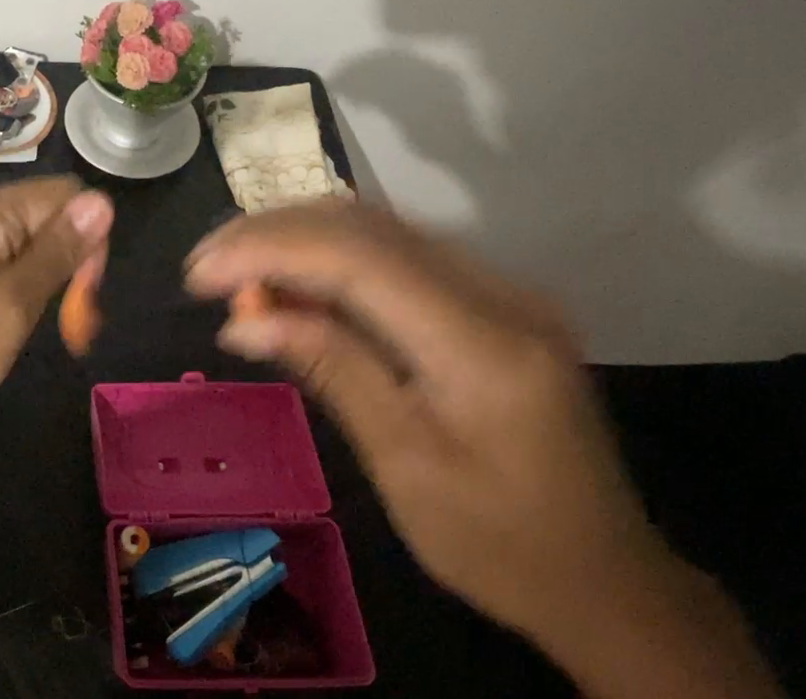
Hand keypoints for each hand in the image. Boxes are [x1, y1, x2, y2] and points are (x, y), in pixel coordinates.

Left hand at [0, 177, 113, 464]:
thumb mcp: (11, 305)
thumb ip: (58, 251)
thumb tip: (102, 201)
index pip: (62, 195)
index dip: (87, 238)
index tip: (84, 294)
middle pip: (38, 216)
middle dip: (63, 263)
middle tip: (65, 325)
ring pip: (16, 245)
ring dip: (37, 283)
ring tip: (26, 330)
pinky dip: (9, 291)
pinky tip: (0, 327)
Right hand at [184, 202, 669, 638]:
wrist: (607, 579)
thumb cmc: (500, 543)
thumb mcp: (405, 464)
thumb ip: (331, 371)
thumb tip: (243, 323)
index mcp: (481, 344)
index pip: (358, 259)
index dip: (268, 251)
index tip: (198, 273)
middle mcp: (499, 295)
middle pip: (368, 226)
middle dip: (273, 232)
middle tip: (203, 264)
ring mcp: (502, 292)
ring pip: (381, 227)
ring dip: (298, 236)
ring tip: (232, 266)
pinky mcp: (493, 302)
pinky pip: (399, 253)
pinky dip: (332, 255)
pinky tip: (291, 279)